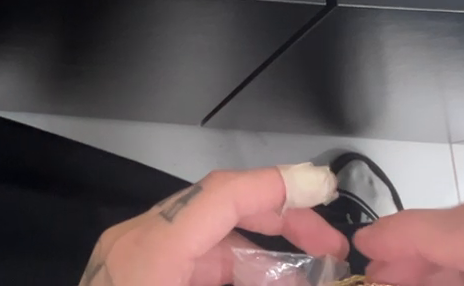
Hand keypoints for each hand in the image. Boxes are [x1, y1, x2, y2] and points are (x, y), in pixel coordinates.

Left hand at [78, 165, 347, 285]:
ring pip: (208, 239)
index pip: (220, 197)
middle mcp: (138, 242)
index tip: (321, 188)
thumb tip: (297, 276)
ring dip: (259, 257)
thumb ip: (252, 282)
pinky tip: (264, 283)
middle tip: (331, 246)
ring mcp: (131, 257)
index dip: (275, 186)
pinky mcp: (133, 274)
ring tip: (308, 274)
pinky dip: (229, 272)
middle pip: (217, 209)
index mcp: (151, 254)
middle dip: (279, 222)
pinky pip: (191, 263)